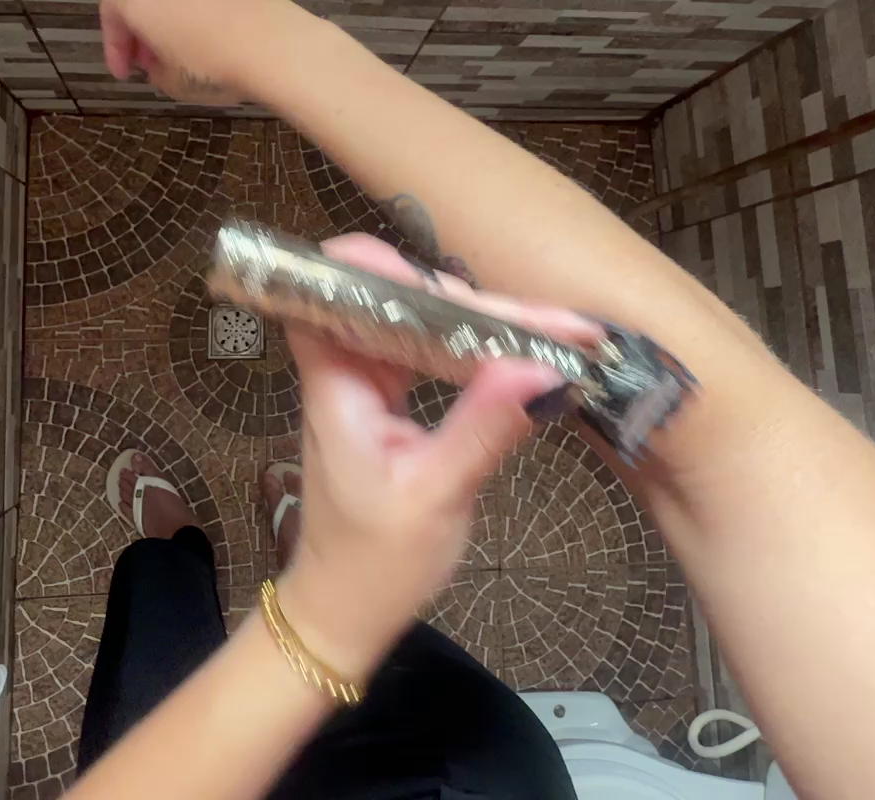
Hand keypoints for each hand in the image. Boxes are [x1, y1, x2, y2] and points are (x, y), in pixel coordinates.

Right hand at [97, 0, 342, 105]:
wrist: (276, 47)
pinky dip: (204, 19)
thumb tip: (159, 65)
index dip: (113, 45)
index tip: (125, 73)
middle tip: (149, 61)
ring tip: (186, 56)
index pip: (111, 13)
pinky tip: (222, 46)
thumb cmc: (213, 68)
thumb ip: (156, 72)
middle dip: (140, 29)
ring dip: (172, 22)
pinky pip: (208, 0)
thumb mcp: (174, 84)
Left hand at [273, 235, 603, 679]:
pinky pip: (430, 352)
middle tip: (541, 318)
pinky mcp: (392, 399)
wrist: (347, 606)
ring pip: (417, 323)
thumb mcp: (434, 497)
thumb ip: (484, 428)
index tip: (436, 276)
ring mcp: (369, 382)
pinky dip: (473, 346)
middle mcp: (346, 370)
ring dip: (477, 319)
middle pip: (392, 303)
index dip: (369, 267)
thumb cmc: (375, 561)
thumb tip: (545, 369)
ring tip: (548, 327)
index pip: (326, 295)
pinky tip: (518, 348)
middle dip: (463, 299)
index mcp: (335, 384)